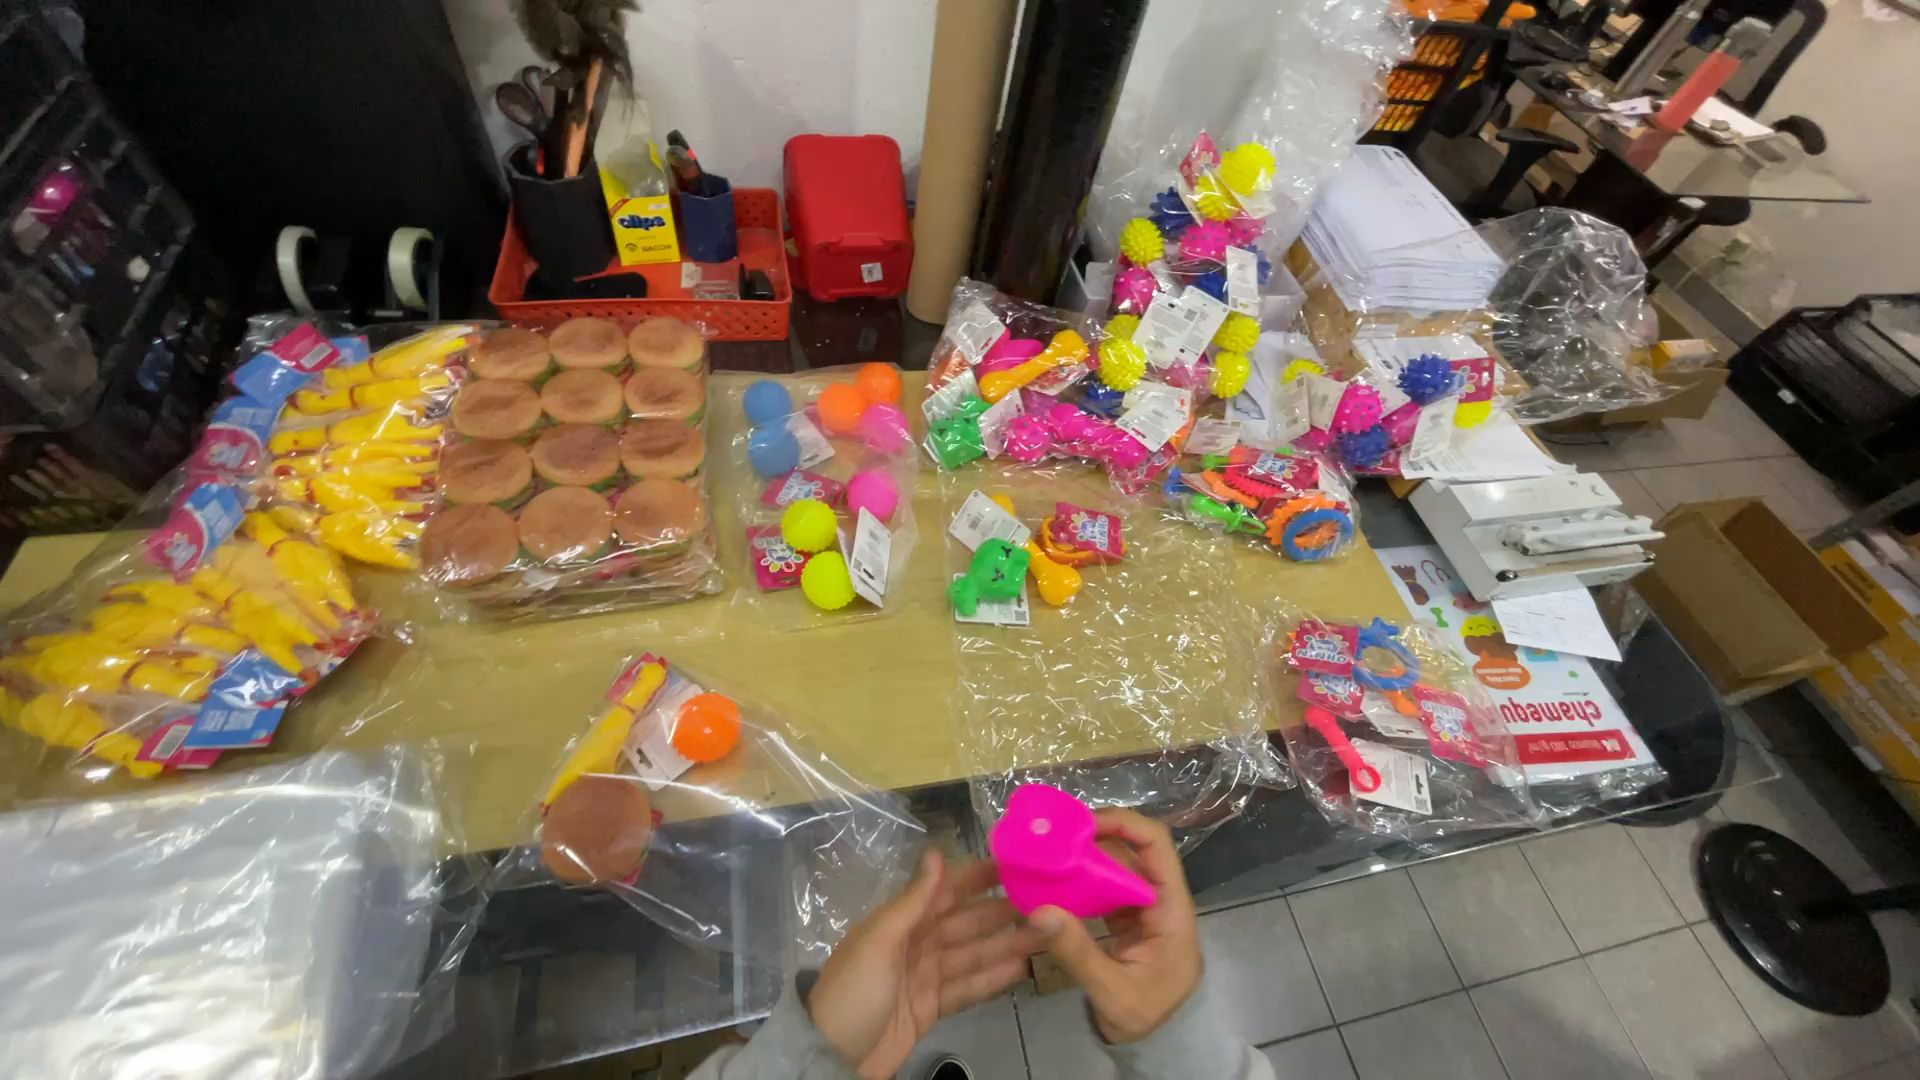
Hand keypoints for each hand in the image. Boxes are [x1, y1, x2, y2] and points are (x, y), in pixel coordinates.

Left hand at [808, 850, 1046, 1078]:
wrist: (830, 1058)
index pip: (946, 891)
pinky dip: (993, 978)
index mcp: (901, 919)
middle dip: (1002, 912)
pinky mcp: (930, 1009)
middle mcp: (917, 942)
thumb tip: (935, 850)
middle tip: (1044, 901)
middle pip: (966, 923)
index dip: (977, 878)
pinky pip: (967, 988)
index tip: (1013, 865)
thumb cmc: (852, 990)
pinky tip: (1021, 968)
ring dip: (1007, 944)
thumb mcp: (879, 940)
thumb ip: (913, 899)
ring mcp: (925, 976)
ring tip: (1045, 933)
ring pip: (973, 954)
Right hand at [1030, 809, 1201, 1043]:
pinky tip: (1052, 880)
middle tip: (1052, 837)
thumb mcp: (1113, 992)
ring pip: (1113, 863)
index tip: (1084, 825)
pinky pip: (1102, 883)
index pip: (1156, 845)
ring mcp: (1142, 905)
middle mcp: (1159, 897)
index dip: (1124, 824)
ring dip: (1082, 855)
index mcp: (1172, 907)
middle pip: (1130, 848)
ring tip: (1047, 852)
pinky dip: (1079, 877)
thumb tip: (1040, 911)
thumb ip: (1078, 953)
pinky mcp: (1125, 916)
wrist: (1160, 1047)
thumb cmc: (1149, 1018)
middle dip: (1092, 836)